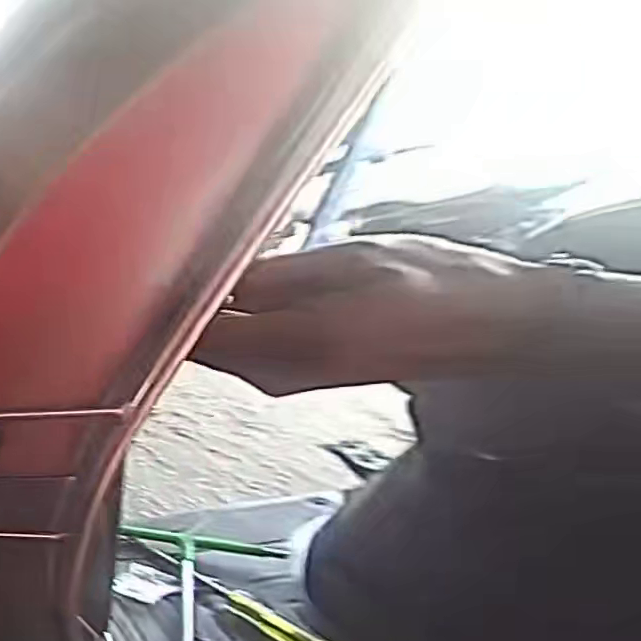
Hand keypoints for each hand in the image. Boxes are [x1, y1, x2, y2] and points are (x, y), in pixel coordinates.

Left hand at [192, 235, 557, 394]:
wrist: (477, 330)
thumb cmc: (431, 285)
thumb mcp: (351, 258)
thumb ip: (273, 273)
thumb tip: (213, 275)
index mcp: (296, 340)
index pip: (201, 331)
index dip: (174, 303)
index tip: (163, 273)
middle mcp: (275, 372)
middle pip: (198, 342)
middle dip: (189, 304)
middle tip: (194, 264)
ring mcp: (272, 382)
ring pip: (211, 349)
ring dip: (207, 313)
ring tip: (225, 274)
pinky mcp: (276, 381)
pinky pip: (231, 353)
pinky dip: (226, 326)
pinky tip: (243, 297)